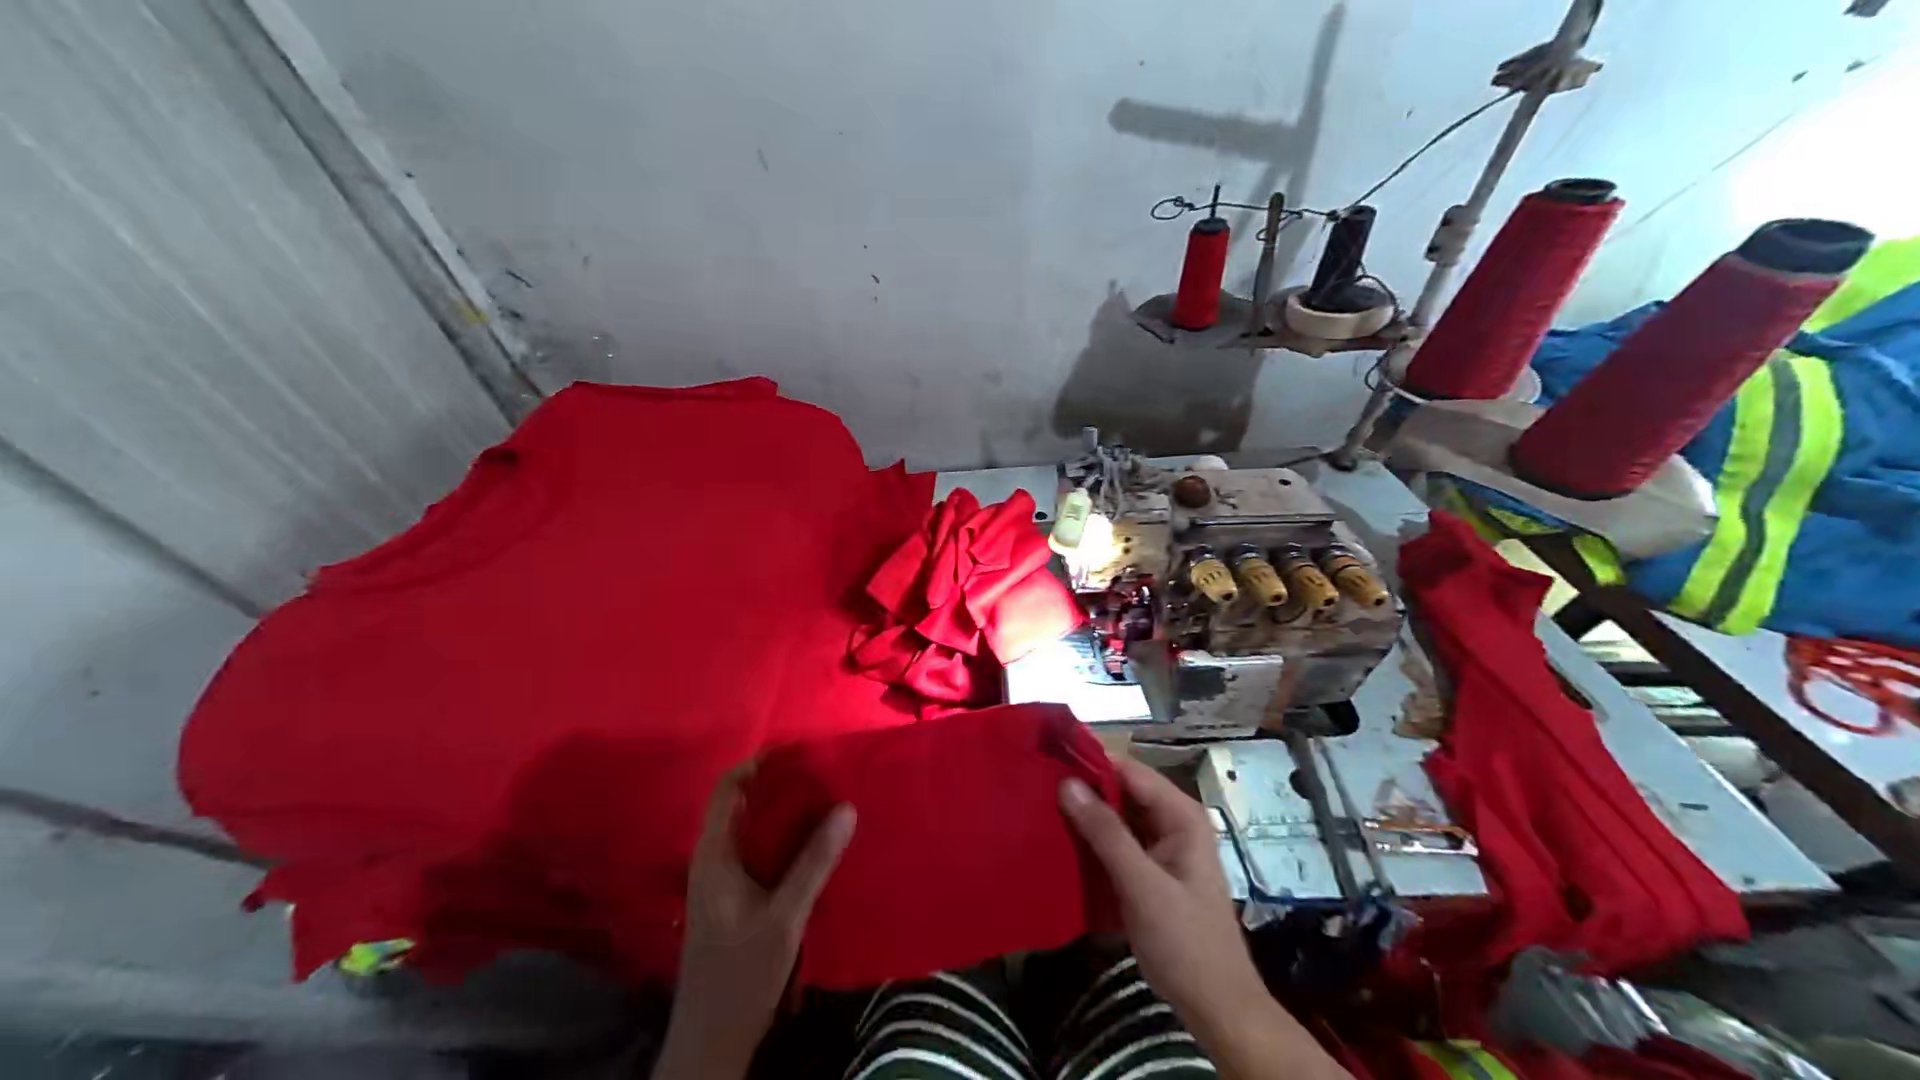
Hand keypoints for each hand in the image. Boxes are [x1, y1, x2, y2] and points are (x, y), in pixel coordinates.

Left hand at [651, 764, 856, 1079]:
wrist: (712, 1040)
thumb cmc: (740, 976)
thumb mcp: (783, 918)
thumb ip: (813, 863)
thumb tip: (846, 808)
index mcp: (713, 855)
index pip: (728, 788)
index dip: (759, 763)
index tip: (800, 752)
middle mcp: (714, 859)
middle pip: (743, 804)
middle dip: (781, 785)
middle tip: (825, 774)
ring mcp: (723, 879)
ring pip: (754, 828)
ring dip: (786, 812)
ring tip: (829, 800)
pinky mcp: (736, 897)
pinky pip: (761, 851)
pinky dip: (786, 839)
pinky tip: (817, 843)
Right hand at [1060, 761, 1350, 1079]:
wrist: (1217, 1007)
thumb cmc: (1185, 943)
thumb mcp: (1142, 886)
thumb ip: (1106, 833)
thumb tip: (1067, 783)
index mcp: (1181, 815)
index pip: (1129, 771)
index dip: (1090, 762)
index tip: (1047, 759)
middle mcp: (1173, 822)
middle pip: (1122, 791)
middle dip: (1083, 788)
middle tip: (1036, 785)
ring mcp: (1162, 846)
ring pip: (1117, 816)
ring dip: (1085, 814)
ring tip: (1039, 807)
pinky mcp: (1150, 870)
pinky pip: (1117, 841)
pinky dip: (1092, 840)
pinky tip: (1061, 841)